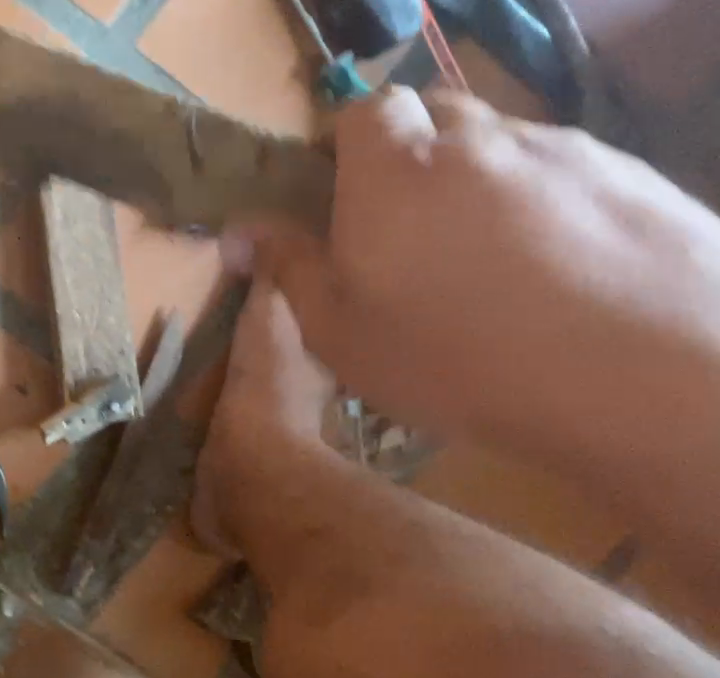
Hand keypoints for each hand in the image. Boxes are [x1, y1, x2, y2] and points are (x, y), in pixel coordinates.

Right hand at [235, 87, 719, 451]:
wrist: (638, 369)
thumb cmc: (447, 355)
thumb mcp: (337, 329)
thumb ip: (288, 268)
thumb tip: (238, 231)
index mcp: (393, 173)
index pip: (364, 111)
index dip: (342, 142)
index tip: (329, 193)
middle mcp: (478, 142)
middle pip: (433, 113)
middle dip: (404, 152)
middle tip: (390, 227)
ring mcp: (562, 152)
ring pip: (496, 144)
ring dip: (468, 181)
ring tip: (468, 258)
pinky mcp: (626, 176)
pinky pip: (556, 172)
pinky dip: (531, 203)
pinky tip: (535, 268)